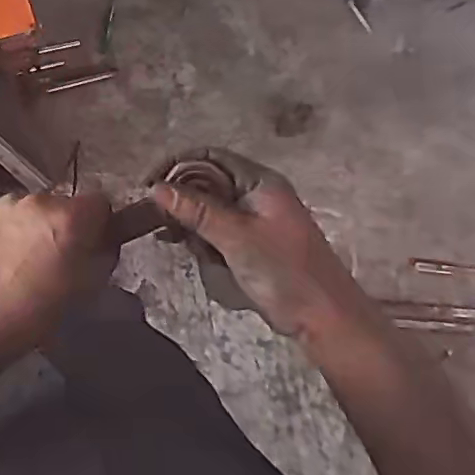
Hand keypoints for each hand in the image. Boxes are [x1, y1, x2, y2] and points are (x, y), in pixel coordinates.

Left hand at [0, 191, 111, 356]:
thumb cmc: (42, 309)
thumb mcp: (90, 285)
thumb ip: (104, 251)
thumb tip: (104, 237)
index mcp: (72, 218)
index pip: (100, 202)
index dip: (99, 223)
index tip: (91, 243)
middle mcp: (42, 200)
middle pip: (67, 203)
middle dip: (68, 224)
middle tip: (58, 255)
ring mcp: (12, 202)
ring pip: (39, 207)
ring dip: (40, 224)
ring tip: (28, 256)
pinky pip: (14, 211)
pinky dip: (16, 225)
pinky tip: (8, 252)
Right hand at [149, 148, 364, 335]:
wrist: (325, 318)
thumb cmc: (284, 271)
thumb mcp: (235, 237)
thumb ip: (196, 210)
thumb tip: (155, 187)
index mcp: (260, 181)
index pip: (209, 156)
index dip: (176, 165)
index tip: (149, 185)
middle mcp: (256, 193)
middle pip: (206, 180)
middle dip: (180, 197)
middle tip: (158, 218)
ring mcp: (254, 218)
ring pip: (208, 207)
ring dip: (189, 221)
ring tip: (173, 238)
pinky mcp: (250, 241)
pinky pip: (216, 228)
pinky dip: (199, 235)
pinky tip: (186, 247)